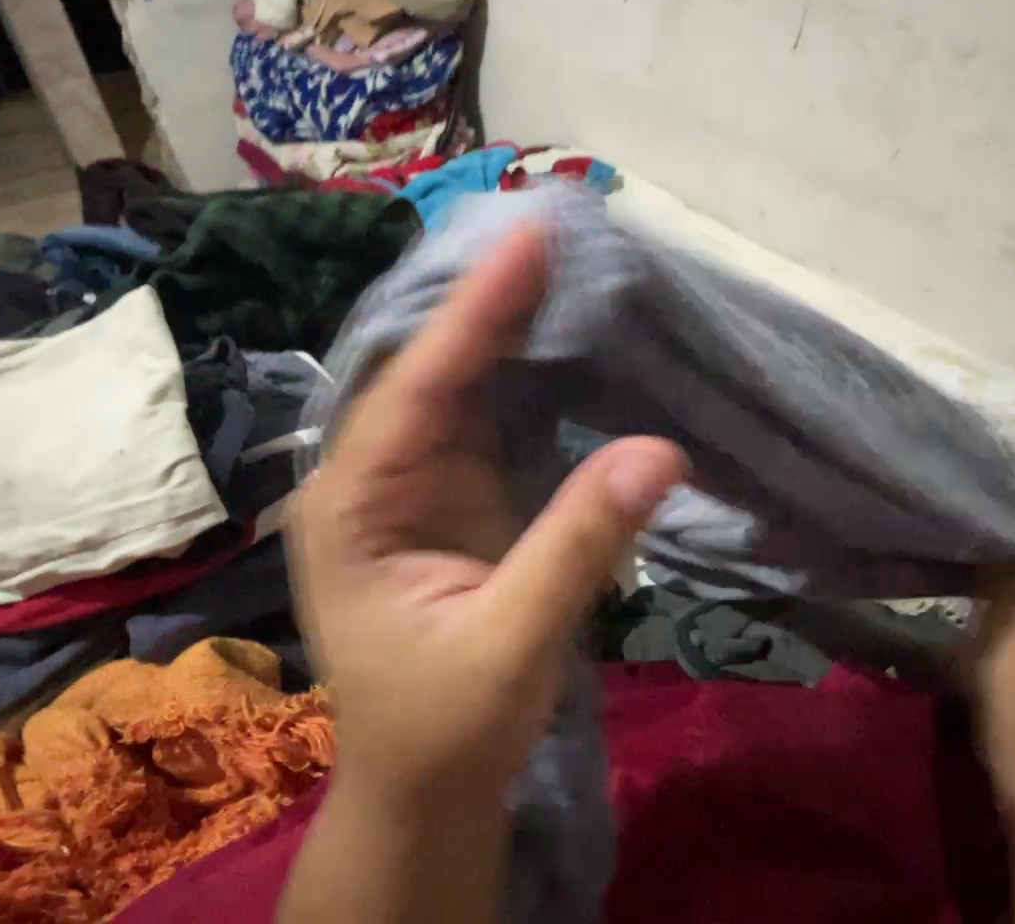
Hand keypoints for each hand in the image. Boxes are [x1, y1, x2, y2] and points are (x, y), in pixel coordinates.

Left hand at [291, 221, 688, 804]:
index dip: (474, 310)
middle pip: (430, 367)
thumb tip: (659, 450)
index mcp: (355, 503)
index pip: (414, 386)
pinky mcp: (455, 492)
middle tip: (552, 227)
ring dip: (507, 324)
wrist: (427, 788)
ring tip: (563, 260)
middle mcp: (373, 473)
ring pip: (459, 382)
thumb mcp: (509, 644)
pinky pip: (489, 414)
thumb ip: (577, 547)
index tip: (526, 239)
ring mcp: (415, 480)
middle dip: (486, 298)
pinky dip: (526, 373)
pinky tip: (565, 334)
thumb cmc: (447, 727)